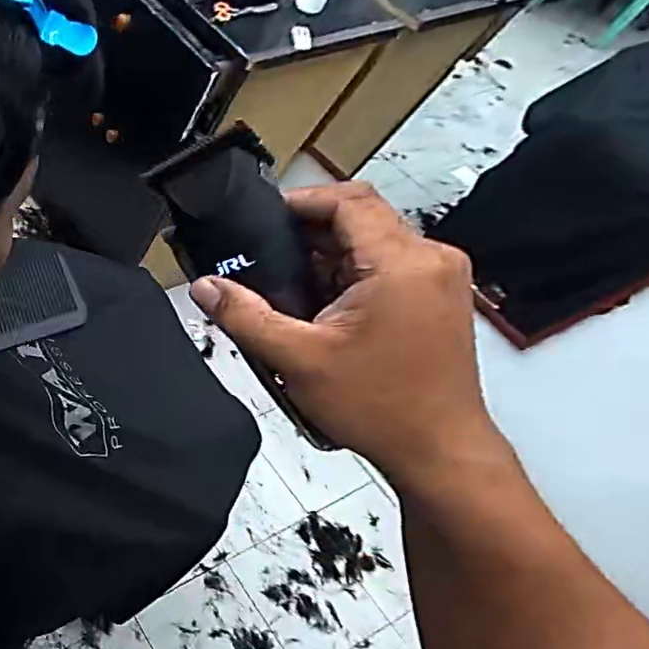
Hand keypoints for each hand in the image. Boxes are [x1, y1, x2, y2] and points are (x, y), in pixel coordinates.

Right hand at [190, 181, 505, 489]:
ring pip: (372, 246)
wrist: (436, 449)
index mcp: (401, 263)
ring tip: (301, 303)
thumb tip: (209, 288)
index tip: (270, 215)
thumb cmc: (387, 410)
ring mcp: (439, 279)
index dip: (301, 201)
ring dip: (330, 263)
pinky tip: (328, 317)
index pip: (347, 199)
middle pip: (359, 221)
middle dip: (310, 241)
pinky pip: (388, 268)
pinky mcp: (438, 298)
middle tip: (274, 268)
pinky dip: (353, 281)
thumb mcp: (298, 359)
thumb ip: (245, 316)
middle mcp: (430, 261)